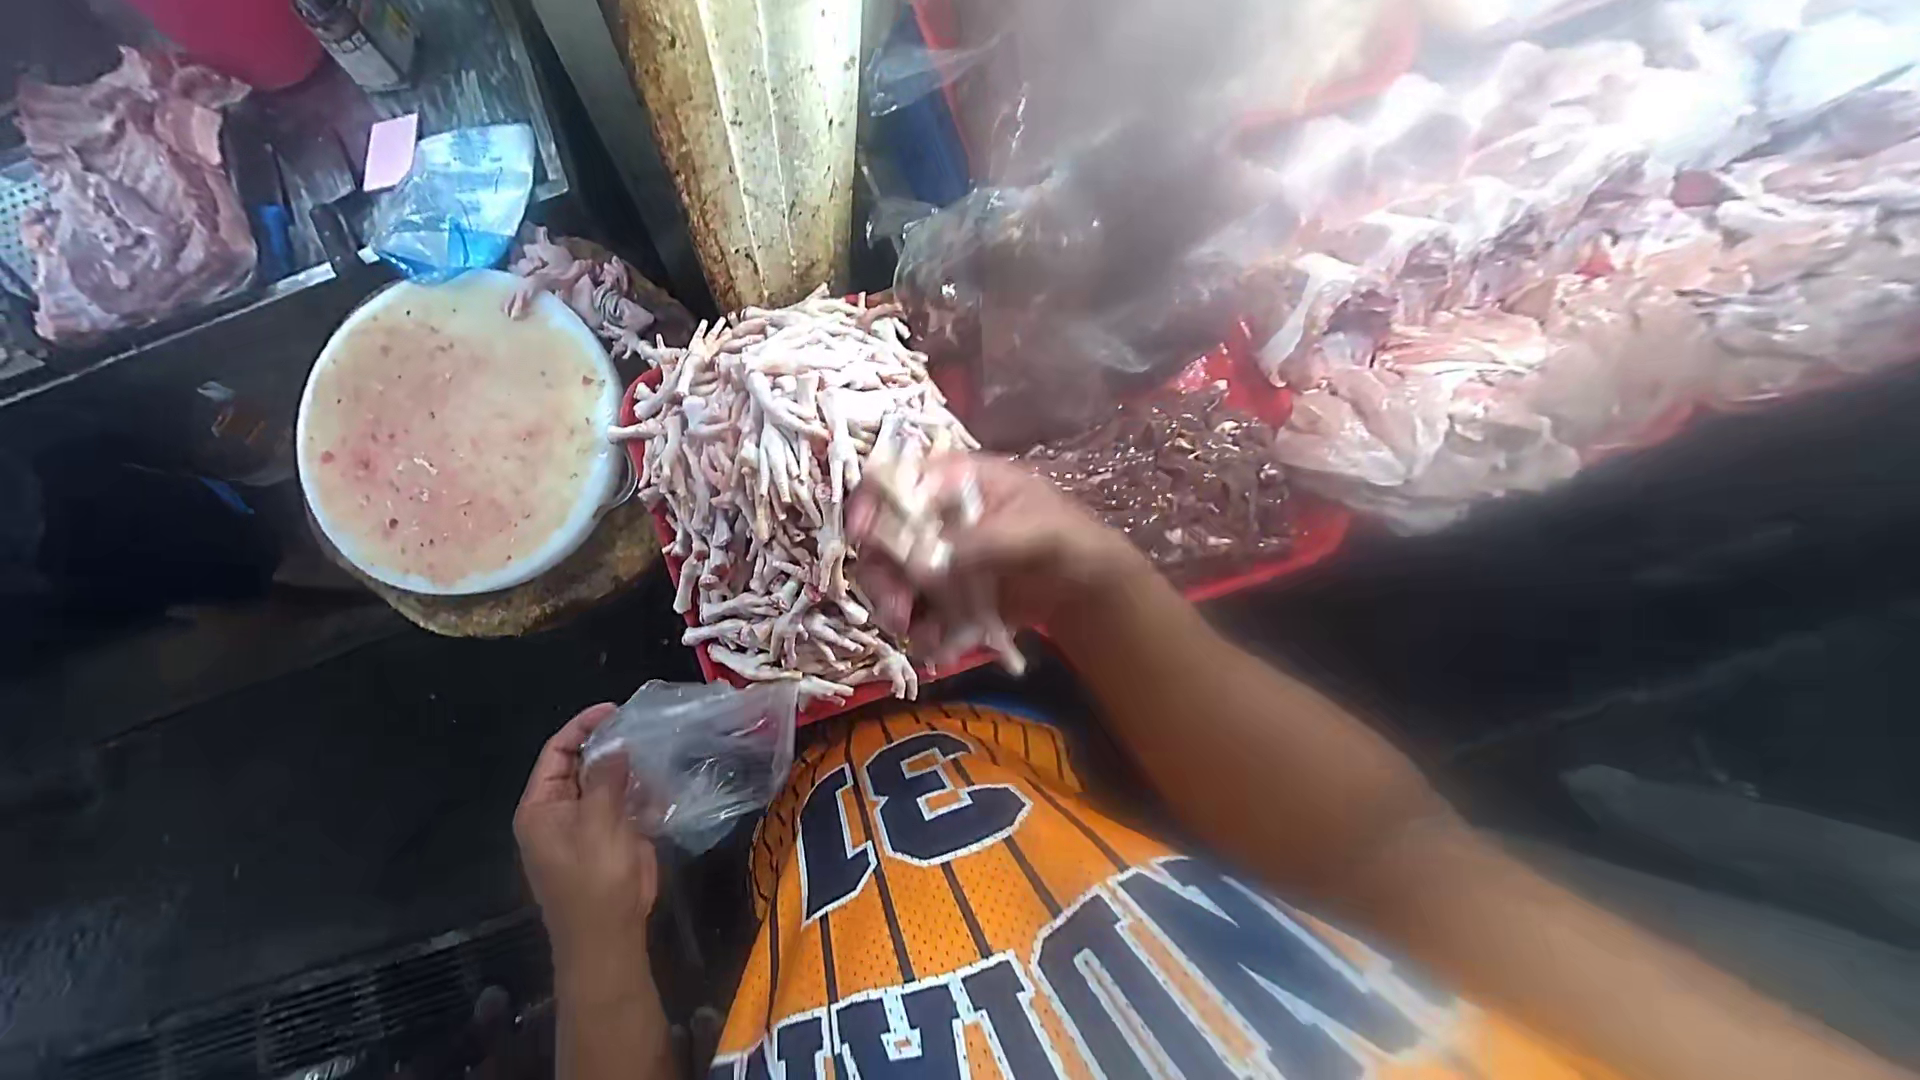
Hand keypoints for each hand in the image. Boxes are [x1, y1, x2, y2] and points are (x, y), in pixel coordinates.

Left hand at [513, 704, 659, 976]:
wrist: (609, 933)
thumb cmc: (594, 879)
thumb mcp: (598, 824)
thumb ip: (605, 779)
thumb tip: (615, 745)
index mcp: (542, 807)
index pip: (557, 753)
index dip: (583, 727)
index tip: (615, 710)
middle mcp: (561, 811)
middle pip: (582, 763)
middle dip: (610, 743)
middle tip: (643, 725)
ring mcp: (588, 823)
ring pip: (607, 780)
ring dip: (629, 765)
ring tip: (657, 746)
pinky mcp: (612, 834)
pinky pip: (624, 800)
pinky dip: (640, 788)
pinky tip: (661, 780)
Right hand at [849, 454, 1150, 632]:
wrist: (1088, 585)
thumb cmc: (1068, 538)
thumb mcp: (1034, 532)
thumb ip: (983, 542)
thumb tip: (922, 566)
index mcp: (956, 482)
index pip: (899, 481)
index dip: (872, 501)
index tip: (862, 532)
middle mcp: (937, 518)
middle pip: (883, 538)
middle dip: (882, 575)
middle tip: (896, 609)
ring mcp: (938, 559)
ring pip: (893, 580)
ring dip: (895, 608)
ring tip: (916, 632)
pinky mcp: (946, 597)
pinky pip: (919, 614)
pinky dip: (924, 633)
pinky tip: (942, 646)